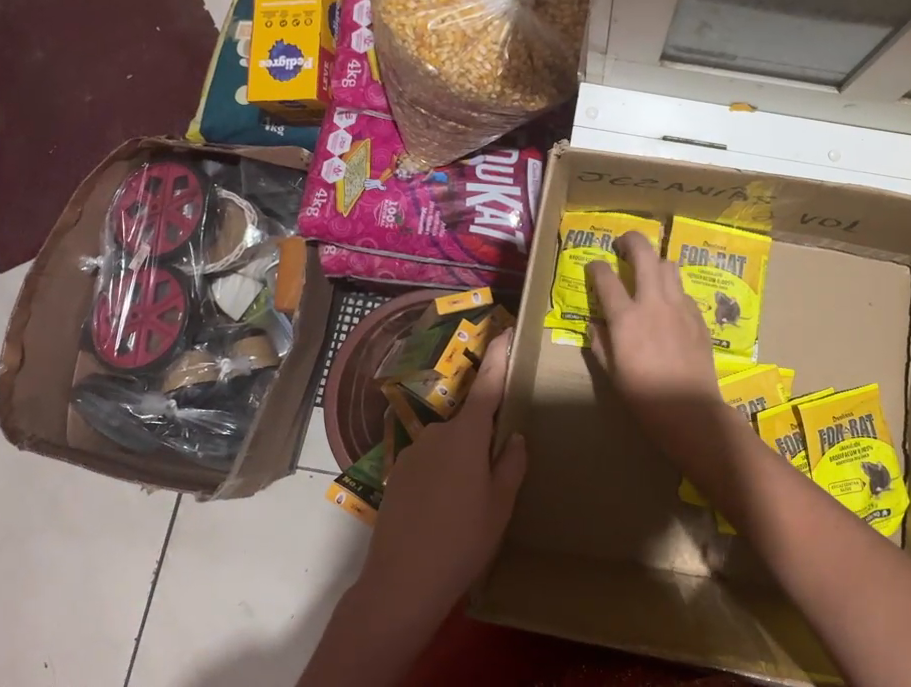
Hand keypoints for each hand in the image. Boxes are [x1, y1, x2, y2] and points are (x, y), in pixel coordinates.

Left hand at [358, 330, 527, 614]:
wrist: (401, 582)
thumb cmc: (462, 540)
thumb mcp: (500, 505)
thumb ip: (510, 464)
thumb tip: (513, 436)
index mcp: (466, 435)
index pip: (488, 385)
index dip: (498, 356)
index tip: (505, 329)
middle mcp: (436, 433)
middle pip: (468, 422)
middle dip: (483, 437)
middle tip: (497, 474)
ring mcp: (412, 453)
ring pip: (448, 446)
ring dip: (461, 462)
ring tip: (469, 504)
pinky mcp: (396, 475)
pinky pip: (429, 464)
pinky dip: (442, 477)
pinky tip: (444, 512)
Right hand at [586, 233, 729, 462]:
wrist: (690, 409)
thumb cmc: (644, 396)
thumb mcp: (611, 372)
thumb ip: (601, 342)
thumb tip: (595, 323)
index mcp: (626, 317)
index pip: (605, 277)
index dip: (596, 267)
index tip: (593, 267)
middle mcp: (653, 302)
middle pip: (644, 253)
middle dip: (630, 240)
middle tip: (622, 245)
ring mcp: (679, 306)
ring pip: (668, 265)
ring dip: (654, 261)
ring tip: (647, 271)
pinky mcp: (697, 315)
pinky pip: (682, 290)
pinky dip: (670, 288)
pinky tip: (667, 304)